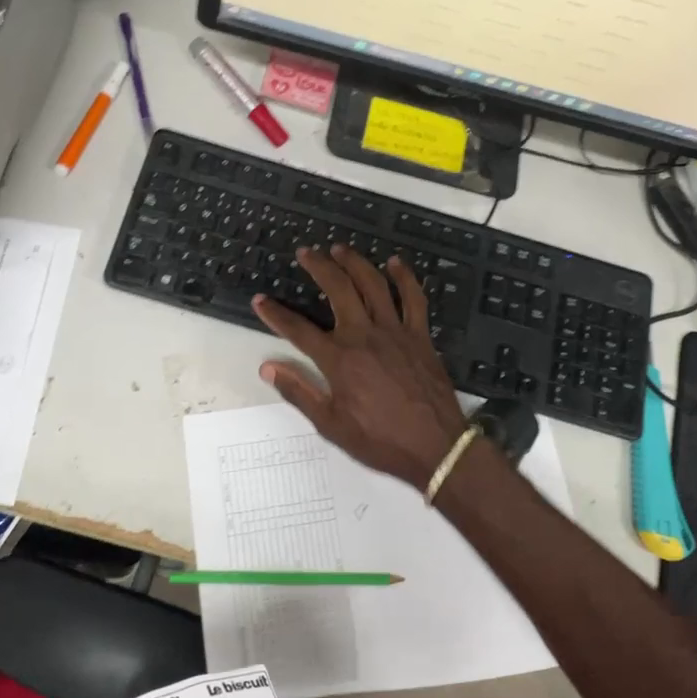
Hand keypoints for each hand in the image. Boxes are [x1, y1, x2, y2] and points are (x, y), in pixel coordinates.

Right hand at [252, 244, 468, 489]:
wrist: (436, 448)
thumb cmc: (381, 441)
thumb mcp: (331, 425)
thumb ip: (299, 392)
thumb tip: (268, 367)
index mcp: (339, 360)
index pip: (298, 330)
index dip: (276, 314)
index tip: (261, 300)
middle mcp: (364, 336)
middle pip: (338, 289)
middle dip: (318, 266)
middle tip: (306, 252)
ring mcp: (395, 332)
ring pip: (373, 284)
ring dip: (355, 262)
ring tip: (339, 249)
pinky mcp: (420, 336)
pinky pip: (413, 298)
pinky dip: (404, 277)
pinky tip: (395, 263)